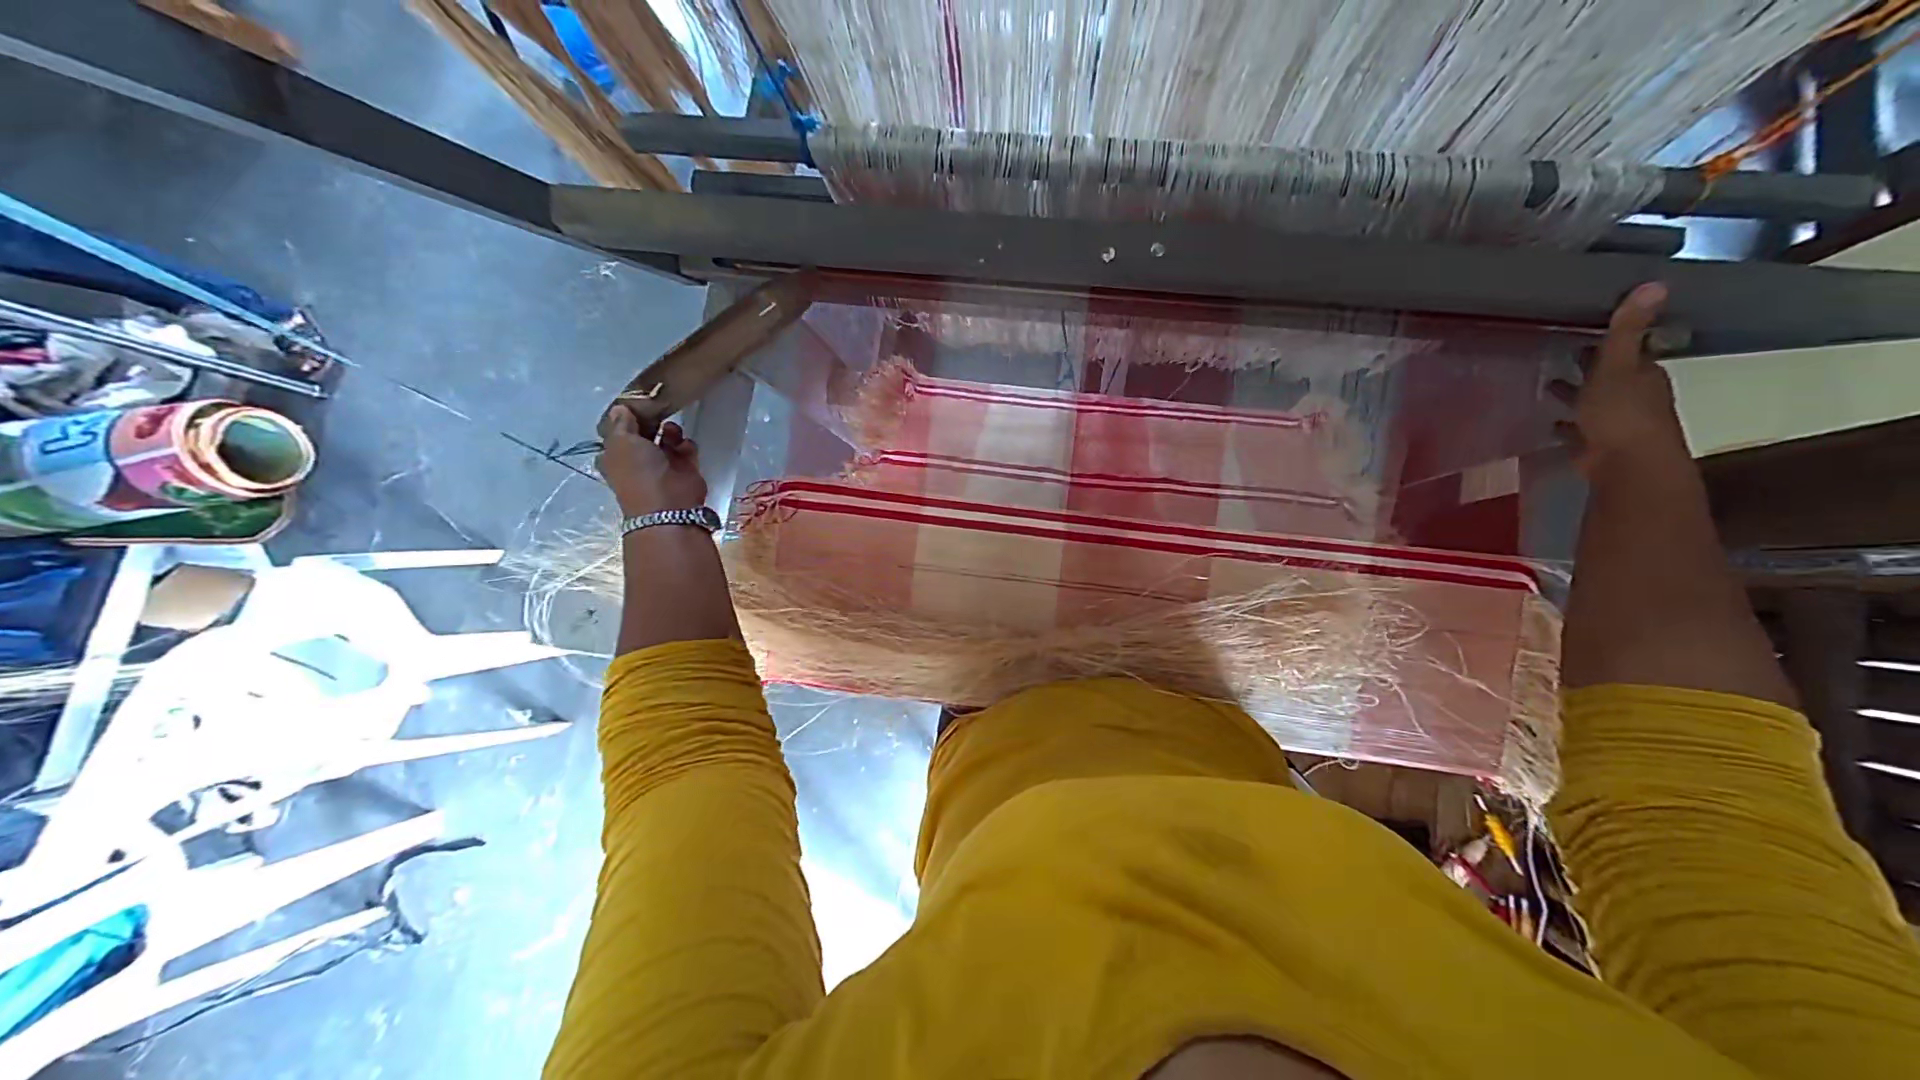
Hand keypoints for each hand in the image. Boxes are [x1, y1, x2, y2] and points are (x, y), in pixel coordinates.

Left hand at [596, 407, 706, 516]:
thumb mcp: (621, 442)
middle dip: (650, 420)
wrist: (670, 504)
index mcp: (615, 456)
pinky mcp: (685, 468)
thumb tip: (620, 408)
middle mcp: (638, 460)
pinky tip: (683, 445)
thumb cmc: (639, 472)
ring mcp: (663, 464)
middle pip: (644, 432)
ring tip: (671, 431)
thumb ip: (621, 423)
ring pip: (666, 437)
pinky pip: (685, 448)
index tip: (634, 403)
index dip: (624, 417)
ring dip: (669, 430)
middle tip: (656, 409)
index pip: (618, 431)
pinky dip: (685, 443)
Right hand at [1552, 283, 1689, 473]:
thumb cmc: (1621, 412)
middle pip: (1610, 376)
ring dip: (1576, 394)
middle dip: (1590, 365)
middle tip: (1565, 351)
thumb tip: (1655, 283)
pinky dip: (1567, 424)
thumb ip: (1627, 330)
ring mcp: (1615, 422)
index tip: (1588, 328)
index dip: (1611, 340)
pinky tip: (1551, 421)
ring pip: (1593, 402)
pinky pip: (1578, 429)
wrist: (1625, 463)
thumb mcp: (1618, 366)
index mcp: (1642, 374)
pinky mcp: (1596, 444)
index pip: (1628, 351)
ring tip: (1548, 382)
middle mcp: (1634, 396)